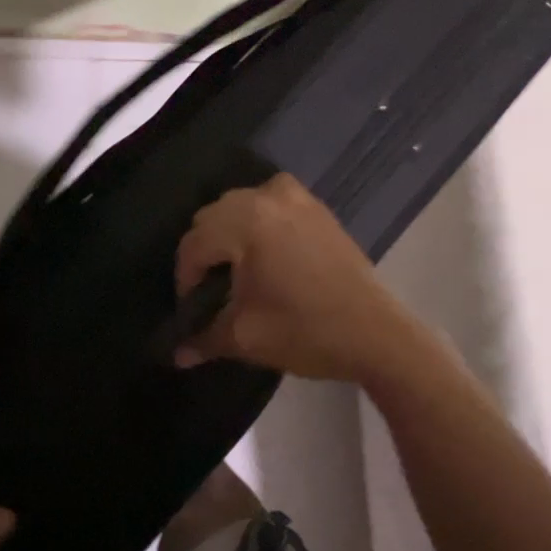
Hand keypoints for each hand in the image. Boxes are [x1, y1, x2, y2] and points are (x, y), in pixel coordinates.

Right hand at [174, 172, 422, 380]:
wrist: (373, 332)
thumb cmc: (304, 331)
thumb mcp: (245, 337)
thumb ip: (204, 338)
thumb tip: (177, 354)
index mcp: (247, 222)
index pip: (195, 244)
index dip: (185, 279)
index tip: (191, 309)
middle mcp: (268, 197)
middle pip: (214, 215)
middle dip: (204, 251)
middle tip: (208, 289)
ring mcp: (297, 197)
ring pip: (242, 202)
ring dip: (229, 229)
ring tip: (233, 268)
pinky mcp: (317, 206)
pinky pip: (272, 198)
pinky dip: (258, 215)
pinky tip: (264, 247)